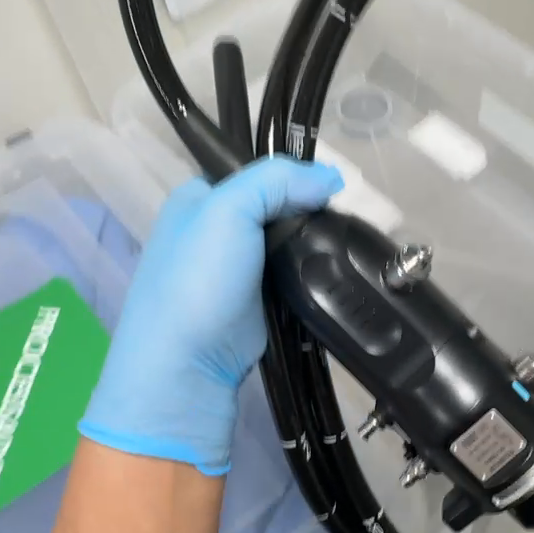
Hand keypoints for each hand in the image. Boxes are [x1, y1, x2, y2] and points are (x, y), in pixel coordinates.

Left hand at [79, 157, 343, 473]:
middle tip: (342, 217)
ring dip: (314, 242)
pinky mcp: (260, 300)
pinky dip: (311, 271)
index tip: (327, 186)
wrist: (188, 361)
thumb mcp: (229, 209)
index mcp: (199, 198)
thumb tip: (331, 178)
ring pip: (288, 241)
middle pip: (277, 205)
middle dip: (307, 210)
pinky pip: (293, 274)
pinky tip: (333, 268)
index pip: (255, 171)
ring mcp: (240, 267)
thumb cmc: (199, 278)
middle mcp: (217, 228)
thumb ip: (277, 182)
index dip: (291, 174)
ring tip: (345, 242)